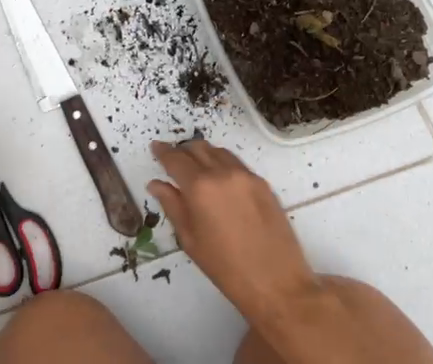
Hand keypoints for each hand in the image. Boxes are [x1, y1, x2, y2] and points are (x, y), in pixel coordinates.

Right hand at [148, 138, 317, 317]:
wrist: (277, 284)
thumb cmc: (226, 268)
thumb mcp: (190, 240)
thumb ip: (172, 205)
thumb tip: (156, 184)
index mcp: (199, 187)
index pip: (175, 159)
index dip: (163, 152)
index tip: (156, 148)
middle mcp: (222, 173)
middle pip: (197, 148)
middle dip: (182, 151)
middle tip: (175, 162)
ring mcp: (245, 176)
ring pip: (218, 151)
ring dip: (203, 154)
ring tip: (198, 168)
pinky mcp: (263, 184)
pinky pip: (236, 163)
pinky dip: (223, 164)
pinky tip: (221, 181)